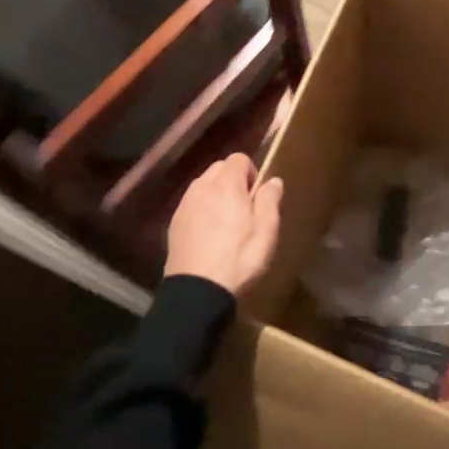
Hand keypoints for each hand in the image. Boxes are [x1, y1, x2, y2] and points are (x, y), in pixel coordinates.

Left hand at [163, 154, 282, 294]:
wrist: (198, 290)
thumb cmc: (239, 258)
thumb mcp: (266, 231)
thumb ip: (270, 200)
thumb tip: (273, 180)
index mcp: (226, 185)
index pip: (239, 158)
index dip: (251, 172)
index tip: (257, 196)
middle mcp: (202, 187)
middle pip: (219, 168)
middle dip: (233, 180)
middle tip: (244, 208)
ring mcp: (185, 204)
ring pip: (204, 185)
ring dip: (216, 193)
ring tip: (226, 222)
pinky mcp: (175, 222)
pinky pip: (192, 203)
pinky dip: (202, 208)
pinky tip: (209, 234)